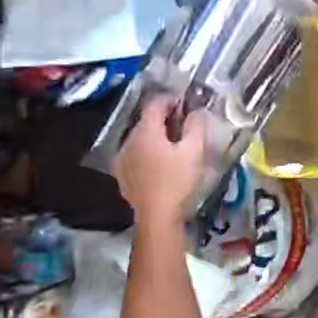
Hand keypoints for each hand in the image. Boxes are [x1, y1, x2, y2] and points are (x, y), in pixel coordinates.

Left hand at [113, 96, 209, 223]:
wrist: (157, 217)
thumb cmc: (177, 181)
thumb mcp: (194, 152)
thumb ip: (196, 127)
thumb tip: (196, 111)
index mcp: (146, 132)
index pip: (154, 104)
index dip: (170, 99)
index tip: (185, 104)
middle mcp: (128, 141)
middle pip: (146, 121)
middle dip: (164, 119)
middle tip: (183, 126)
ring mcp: (122, 159)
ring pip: (139, 139)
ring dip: (155, 137)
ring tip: (172, 147)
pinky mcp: (121, 175)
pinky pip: (134, 155)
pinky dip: (147, 153)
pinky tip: (159, 165)